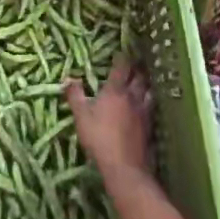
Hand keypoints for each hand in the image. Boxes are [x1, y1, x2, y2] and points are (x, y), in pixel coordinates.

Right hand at [66, 58, 152, 176]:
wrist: (124, 166)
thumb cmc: (99, 138)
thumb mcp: (81, 116)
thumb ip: (75, 95)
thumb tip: (68, 78)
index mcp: (115, 90)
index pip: (122, 67)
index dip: (122, 58)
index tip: (121, 52)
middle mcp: (132, 96)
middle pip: (138, 76)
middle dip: (136, 68)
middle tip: (134, 63)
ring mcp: (143, 111)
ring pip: (148, 90)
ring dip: (146, 84)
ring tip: (143, 81)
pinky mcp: (149, 126)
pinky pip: (151, 107)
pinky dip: (150, 101)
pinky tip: (147, 105)